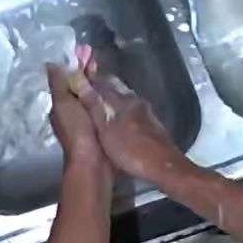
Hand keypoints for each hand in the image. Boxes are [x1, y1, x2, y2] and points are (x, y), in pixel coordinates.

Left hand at [46, 64, 107, 176]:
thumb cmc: (77, 132)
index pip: (66, 78)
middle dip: (84, 69)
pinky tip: (111, 87)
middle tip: (94, 54)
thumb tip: (50, 62)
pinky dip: (103, 92)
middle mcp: (72, 110)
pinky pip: (100, 103)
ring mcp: (86, 118)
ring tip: (102, 65)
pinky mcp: (100, 125)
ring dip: (94, 78)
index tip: (85, 49)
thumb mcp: (64, 104)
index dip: (74, 63)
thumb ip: (59, 84)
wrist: (93, 163)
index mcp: (61, 104)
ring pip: (89, 93)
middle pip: (77, 84)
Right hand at [76, 58, 191, 184]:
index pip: (103, 84)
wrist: (164, 167)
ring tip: (100, 107)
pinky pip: (133, 113)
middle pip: (116, 91)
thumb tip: (80, 81)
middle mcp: (137, 102)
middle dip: (102, 89)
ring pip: (126, 102)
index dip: (90, 80)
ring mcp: (148, 114)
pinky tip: (120, 121)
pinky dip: (123, 113)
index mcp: (124, 100)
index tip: (78, 76)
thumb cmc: (131, 150)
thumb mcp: (106, 130)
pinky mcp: (154, 126)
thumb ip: (94, 106)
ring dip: (113, 102)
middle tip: (87, 90)